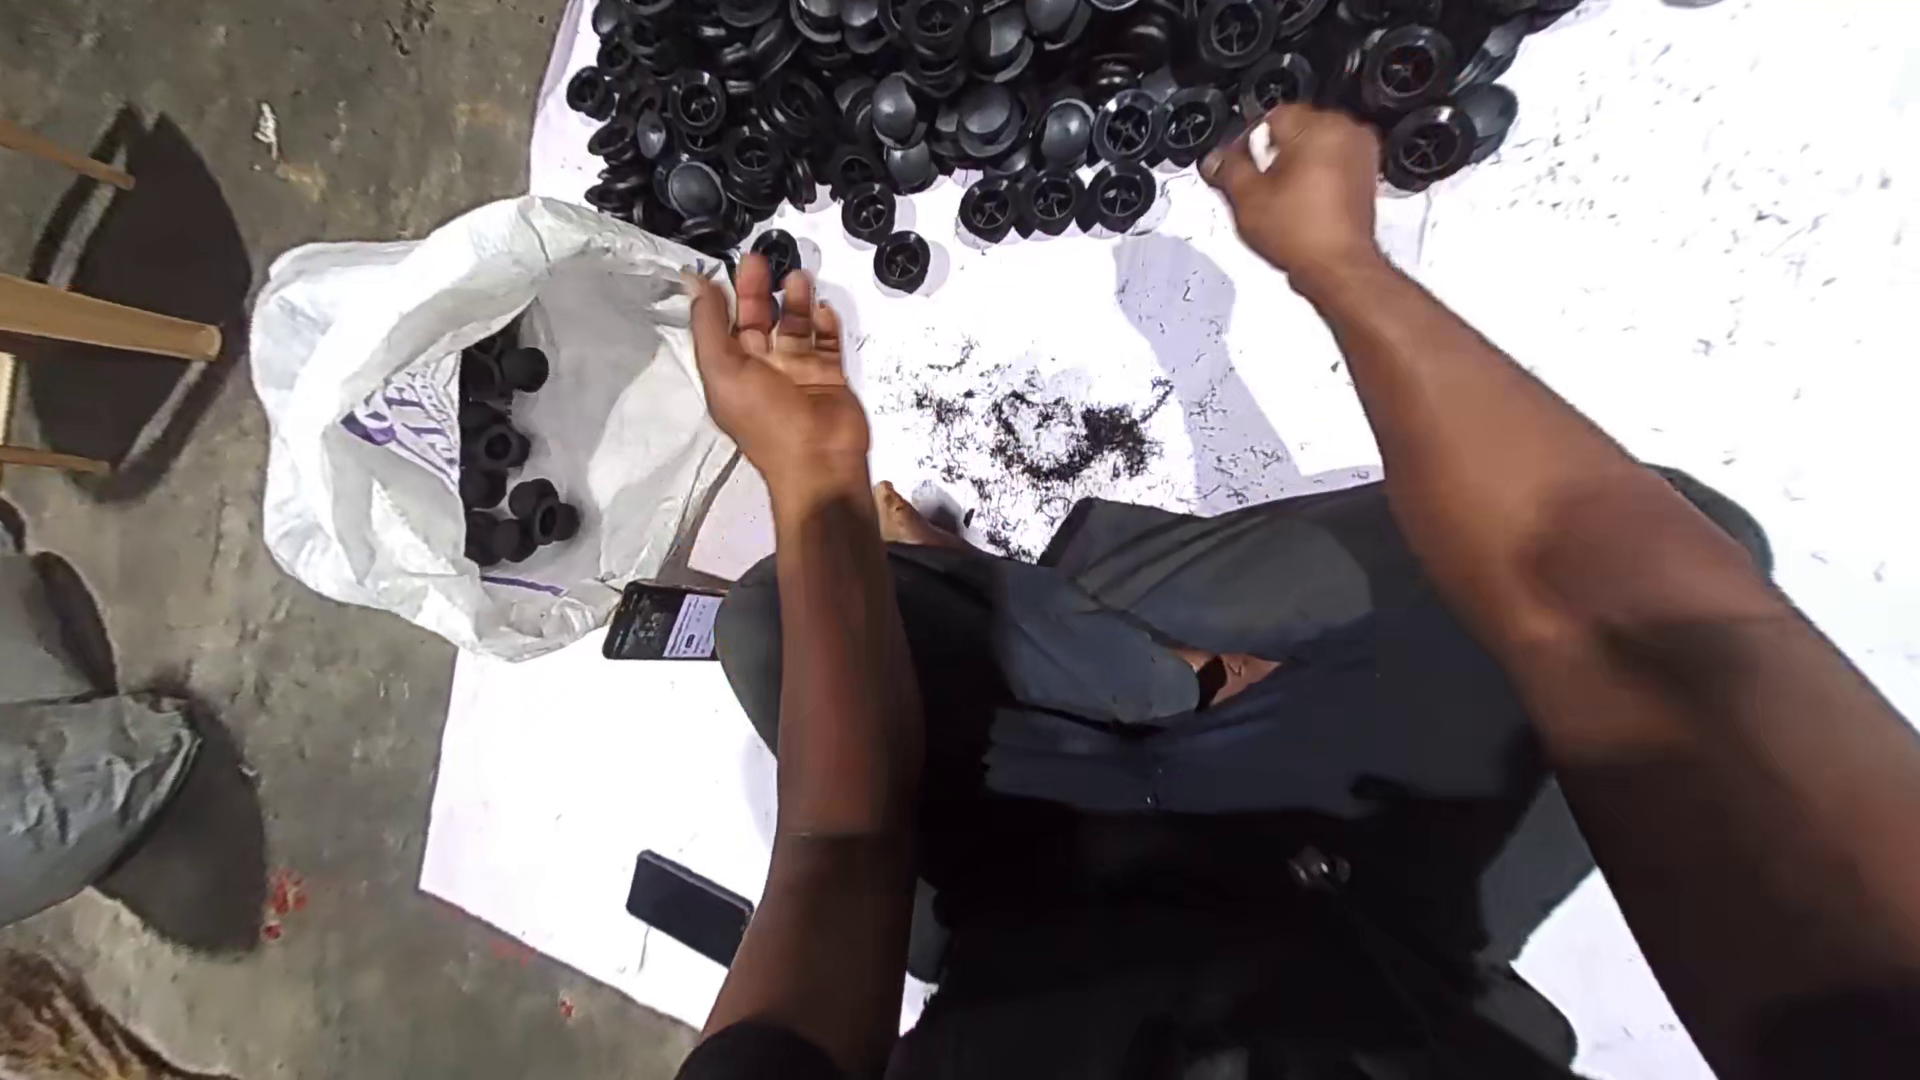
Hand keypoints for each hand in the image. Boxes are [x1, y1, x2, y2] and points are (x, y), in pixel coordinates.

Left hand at [689, 256, 870, 511]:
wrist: (820, 460)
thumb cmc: (769, 424)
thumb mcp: (723, 371)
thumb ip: (709, 325)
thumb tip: (694, 283)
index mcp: (734, 372)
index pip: (726, 325)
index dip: (727, 296)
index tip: (731, 267)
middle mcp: (765, 371)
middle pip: (762, 320)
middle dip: (761, 290)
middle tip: (763, 262)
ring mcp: (799, 373)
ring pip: (796, 327)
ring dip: (797, 302)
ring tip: (800, 280)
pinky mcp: (830, 377)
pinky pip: (827, 343)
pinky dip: (826, 324)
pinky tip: (823, 310)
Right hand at [1201, 104, 1385, 289]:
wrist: (1336, 264)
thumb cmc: (1300, 235)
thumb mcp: (1247, 200)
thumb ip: (1227, 171)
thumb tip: (1213, 158)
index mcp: (1315, 128)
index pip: (1272, 115)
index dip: (1247, 140)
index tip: (1235, 164)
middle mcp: (1344, 131)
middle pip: (1295, 129)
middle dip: (1271, 154)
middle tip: (1254, 187)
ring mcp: (1359, 151)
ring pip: (1314, 146)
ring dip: (1292, 166)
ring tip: (1277, 200)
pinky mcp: (1365, 173)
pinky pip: (1331, 163)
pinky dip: (1314, 177)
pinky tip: (1299, 206)